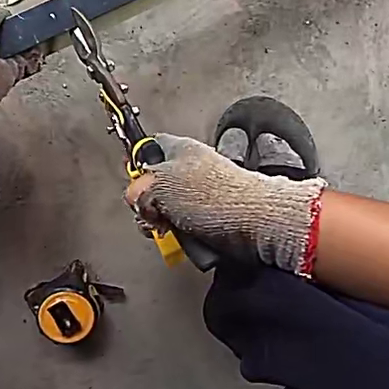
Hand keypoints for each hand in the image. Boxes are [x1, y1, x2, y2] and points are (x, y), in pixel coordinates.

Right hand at [126, 134, 325, 274]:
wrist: (256, 224)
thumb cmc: (214, 196)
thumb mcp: (162, 184)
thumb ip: (139, 187)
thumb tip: (134, 196)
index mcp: (178, 149)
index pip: (148, 148)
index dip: (136, 163)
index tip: (132, 180)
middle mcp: (189, 170)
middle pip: (153, 186)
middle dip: (147, 204)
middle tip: (151, 212)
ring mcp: (200, 196)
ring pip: (166, 211)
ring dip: (162, 224)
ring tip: (170, 229)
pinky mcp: (209, 220)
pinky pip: (183, 228)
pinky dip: (180, 236)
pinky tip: (183, 239)